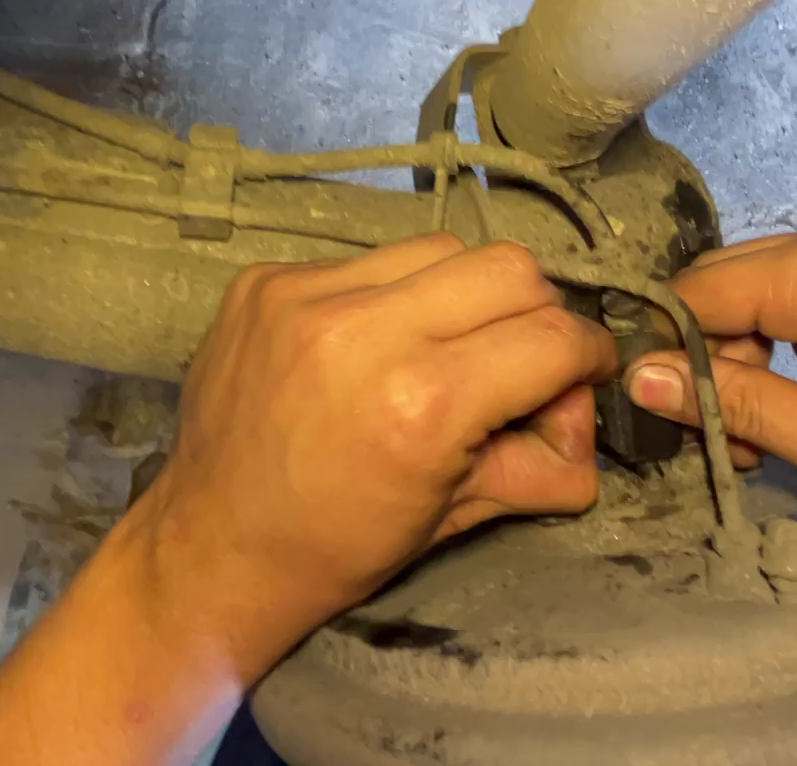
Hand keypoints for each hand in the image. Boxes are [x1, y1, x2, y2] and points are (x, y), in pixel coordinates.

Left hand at [132, 234, 616, 674]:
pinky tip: (376, 340)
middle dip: (536, 312)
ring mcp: (305, 294)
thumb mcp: (456, 518)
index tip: (584, 371)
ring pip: (443, 247)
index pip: (553, 337)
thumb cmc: (336, 550)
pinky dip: (396, 294)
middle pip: (509, 267)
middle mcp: (363, 331)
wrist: (207, 548)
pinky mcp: (266, 280)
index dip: (588, 353)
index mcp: (420, 406)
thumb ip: (546, 464)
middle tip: (518, 358)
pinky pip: (370, 260)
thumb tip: (587, 421)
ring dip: (466, 294)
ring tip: (445, 344)